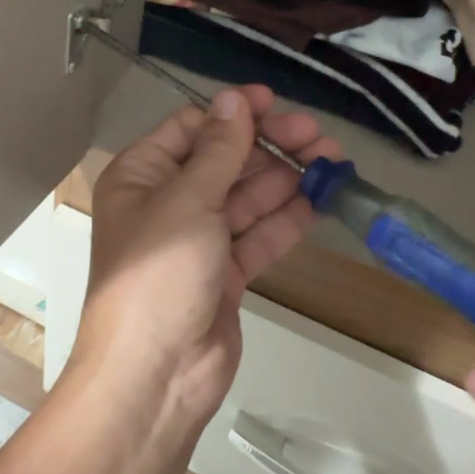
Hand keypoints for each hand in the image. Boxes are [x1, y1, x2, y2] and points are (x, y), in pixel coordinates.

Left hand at [71, 85, 339, 422]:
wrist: (155, 375)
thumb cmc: (160, 275)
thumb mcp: (187, 202)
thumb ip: (218, 151)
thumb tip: (234, 98)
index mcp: (141, 177)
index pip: (191, 130)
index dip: (234, 115)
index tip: (277, 104)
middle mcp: (165, 203)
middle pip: (223, 162)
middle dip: (269, 148)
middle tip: (318, 138)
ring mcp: (196, 241)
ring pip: (245, 199)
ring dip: (285, 180)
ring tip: (332, 163)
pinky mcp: (222, 275)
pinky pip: (255, 236)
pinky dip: (284, 220)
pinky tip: (318, 202)